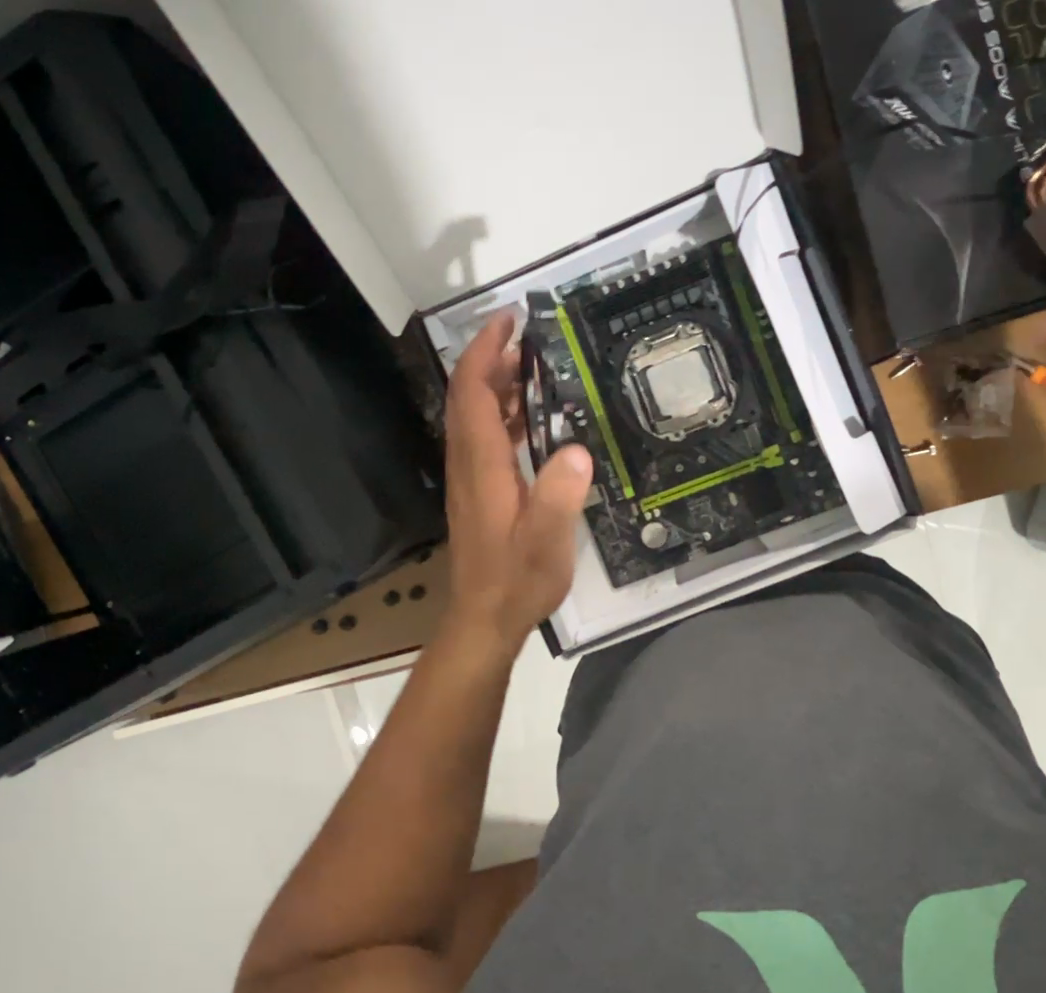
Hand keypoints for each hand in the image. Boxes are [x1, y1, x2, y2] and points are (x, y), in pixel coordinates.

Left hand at [442, 312, 592, 652]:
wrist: (484, 619)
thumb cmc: (516, 581)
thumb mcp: (547, 542)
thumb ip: (559, 495)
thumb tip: (576, 449)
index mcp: (482, 465)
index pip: (473, 392)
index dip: (485, 351)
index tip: (508, 320)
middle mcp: (468, 463)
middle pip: (468, 397)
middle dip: (492, 359)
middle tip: (531, 339)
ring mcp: (470, 478)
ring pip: (474, 417)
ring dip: (498, 386)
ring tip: (536, 369)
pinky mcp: (478, 492)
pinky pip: (484, 438)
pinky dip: (503, 415)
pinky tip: (533, 420)